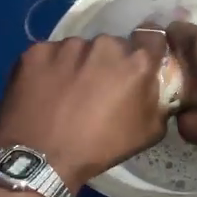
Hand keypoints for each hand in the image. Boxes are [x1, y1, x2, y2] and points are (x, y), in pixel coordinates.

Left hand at [0, 33, 169, 186]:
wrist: (39, 160)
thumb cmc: (101, 147)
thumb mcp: (150, 130)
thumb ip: (161, 99)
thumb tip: (158, 87)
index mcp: (138, 62)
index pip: (152, 36)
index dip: (148, 48)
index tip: (140, 61)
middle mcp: (106, 45)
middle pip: (114, 45)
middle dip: (110, 62)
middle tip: (99, 87)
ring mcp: (68, 46)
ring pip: (81, 49)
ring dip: (80, 64)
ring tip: (68, 91)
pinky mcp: (35, 52)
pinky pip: (50, 54)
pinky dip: (51, 67)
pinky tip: (45, 89)